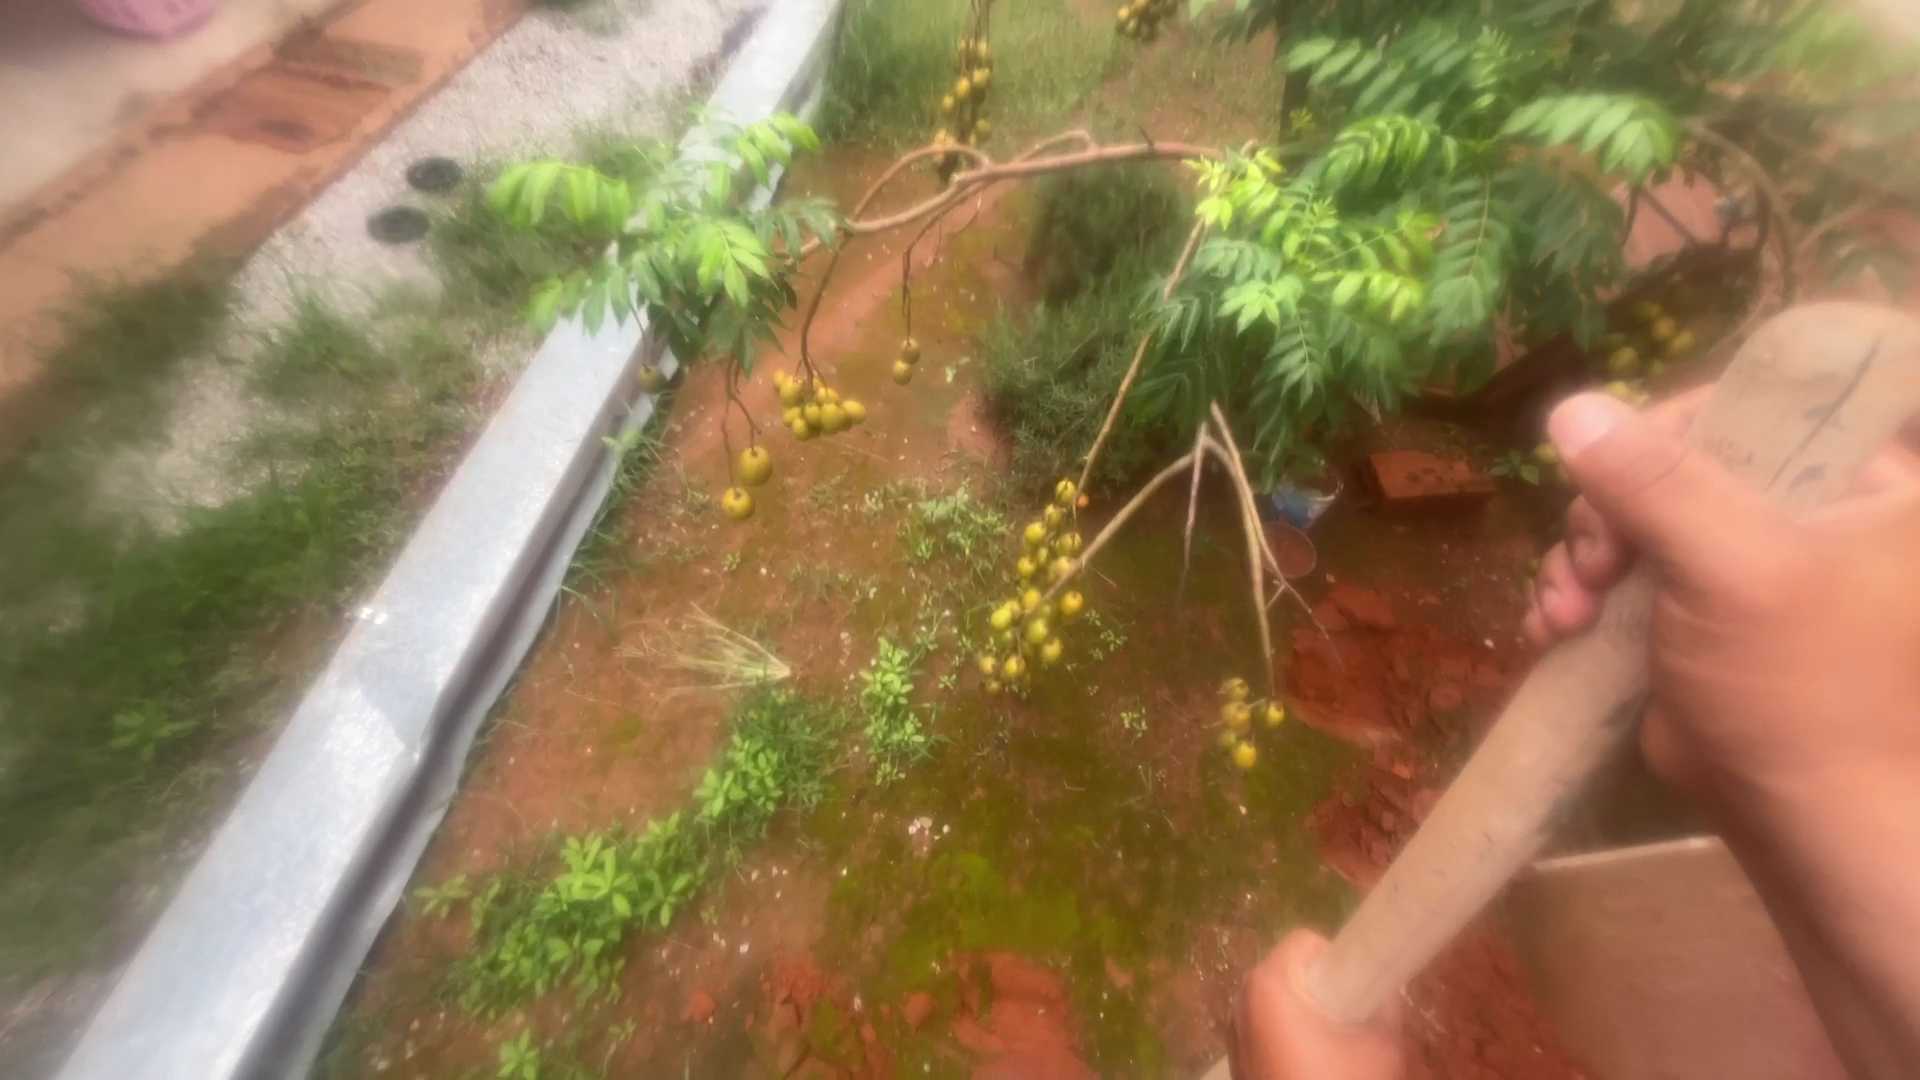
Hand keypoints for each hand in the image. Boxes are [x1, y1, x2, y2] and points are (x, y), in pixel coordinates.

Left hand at [1230, 930, 1401, 1079]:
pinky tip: (1314, 1072)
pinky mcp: (1237, 1058)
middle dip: (1324, 992)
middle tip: (1352, 1027)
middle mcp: (1242, 997)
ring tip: (1337, 1056)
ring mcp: (1234, 1029)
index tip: (1360, 993)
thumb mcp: (1378, 1050)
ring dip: (1308, 1018)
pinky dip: (1291, 1039)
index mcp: (1268, 983)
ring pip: (1279, 1002)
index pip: (1305, 942)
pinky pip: (1266, 1029)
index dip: (1339, 960)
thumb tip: (1384, 992)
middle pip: (1290, 972)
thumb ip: (1385, 1010)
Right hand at [1524, 389, 1919, 814]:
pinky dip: (1568, 594)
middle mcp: (1790, 512)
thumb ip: (1659, 484)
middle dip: (1602, 518)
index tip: (1618, 477)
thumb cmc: (1799, 687)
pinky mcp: (1676, 604)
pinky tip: (1555, 627)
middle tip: (1598, 568)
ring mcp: (1725, 561)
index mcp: (1858, 485)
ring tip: (1567, 613)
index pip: (1752, 405)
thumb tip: (1571, 409)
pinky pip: (1600, 570)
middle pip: (1659, 466)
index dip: (1666, 429)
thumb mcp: (1736, 570)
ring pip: (1616, 521)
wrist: (1792, 807)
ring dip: (1572, 563)